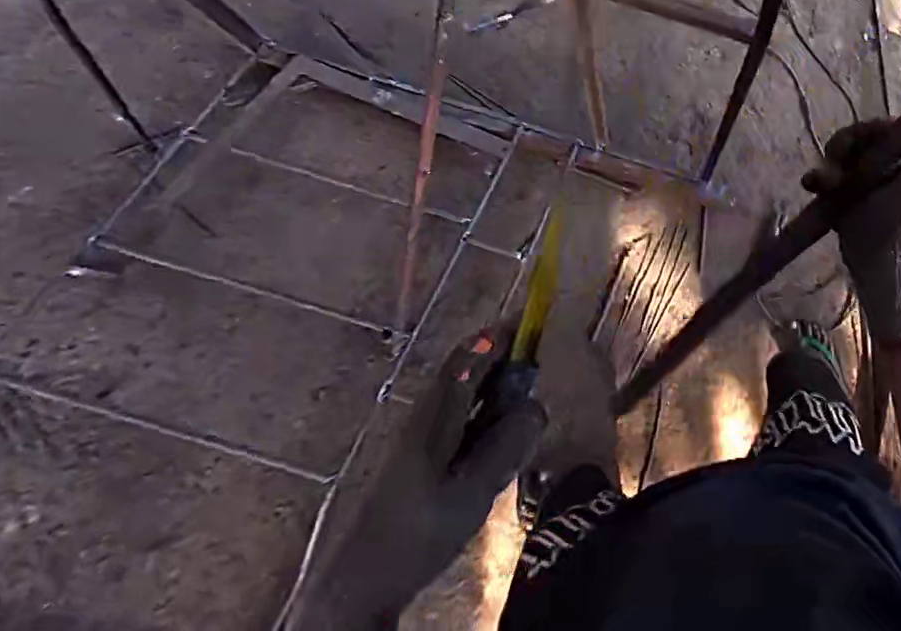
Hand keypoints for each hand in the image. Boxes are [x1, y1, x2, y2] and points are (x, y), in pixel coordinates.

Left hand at [290, 328, 545, 629]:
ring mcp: (422, 436)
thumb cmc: (416, 533)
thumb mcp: (472, 491)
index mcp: (435, 415)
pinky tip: (501, 438)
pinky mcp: (423, 457)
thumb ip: (507, 446)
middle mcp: (427, 415)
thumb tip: (537, 407)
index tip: (530, 318)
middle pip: (467, 370)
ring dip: (496, 388)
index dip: (499, 334)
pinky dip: (488, 414)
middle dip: (503, 359)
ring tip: (525, 401)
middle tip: (536, 363)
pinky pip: (463, 418)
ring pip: (465, 395)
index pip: (469, 356)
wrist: (362, 583)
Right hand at [800, 119, 900, 344]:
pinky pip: (830, 176)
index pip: (888, 129)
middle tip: (835, 159)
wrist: (882, 269)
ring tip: (822, 182)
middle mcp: (890, 167)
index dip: (871, 129)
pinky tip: (812, 184)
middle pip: (861, 139)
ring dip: (829, 164)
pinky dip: (821, 178)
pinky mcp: (847, 196)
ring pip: (842, 156)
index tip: (861, 138)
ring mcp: (867, 182)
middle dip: (844, 146)